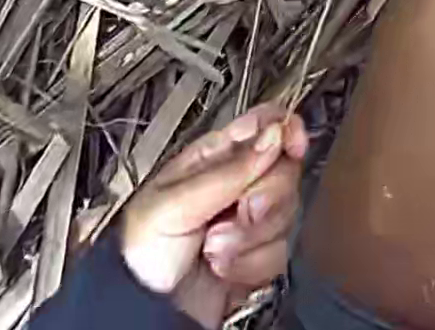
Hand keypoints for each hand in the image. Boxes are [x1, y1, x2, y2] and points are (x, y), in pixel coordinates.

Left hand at [121, 104, 308, 328]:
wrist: (141, 314)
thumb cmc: (141, 249)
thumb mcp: (178, 201)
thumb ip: (231, 169)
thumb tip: (274, 135)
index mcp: (215, 155)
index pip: (264, 123)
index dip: (286, 127)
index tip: (293, 145)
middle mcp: (237, 181)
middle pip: (285, 168)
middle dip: (266, 195)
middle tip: (241, 210)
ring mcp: (248, 219)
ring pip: (286, 211)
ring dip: (252, 237)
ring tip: (216, 247)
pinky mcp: (256, 255)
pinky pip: (281, 251)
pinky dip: (253, 265)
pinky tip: (224, 268)